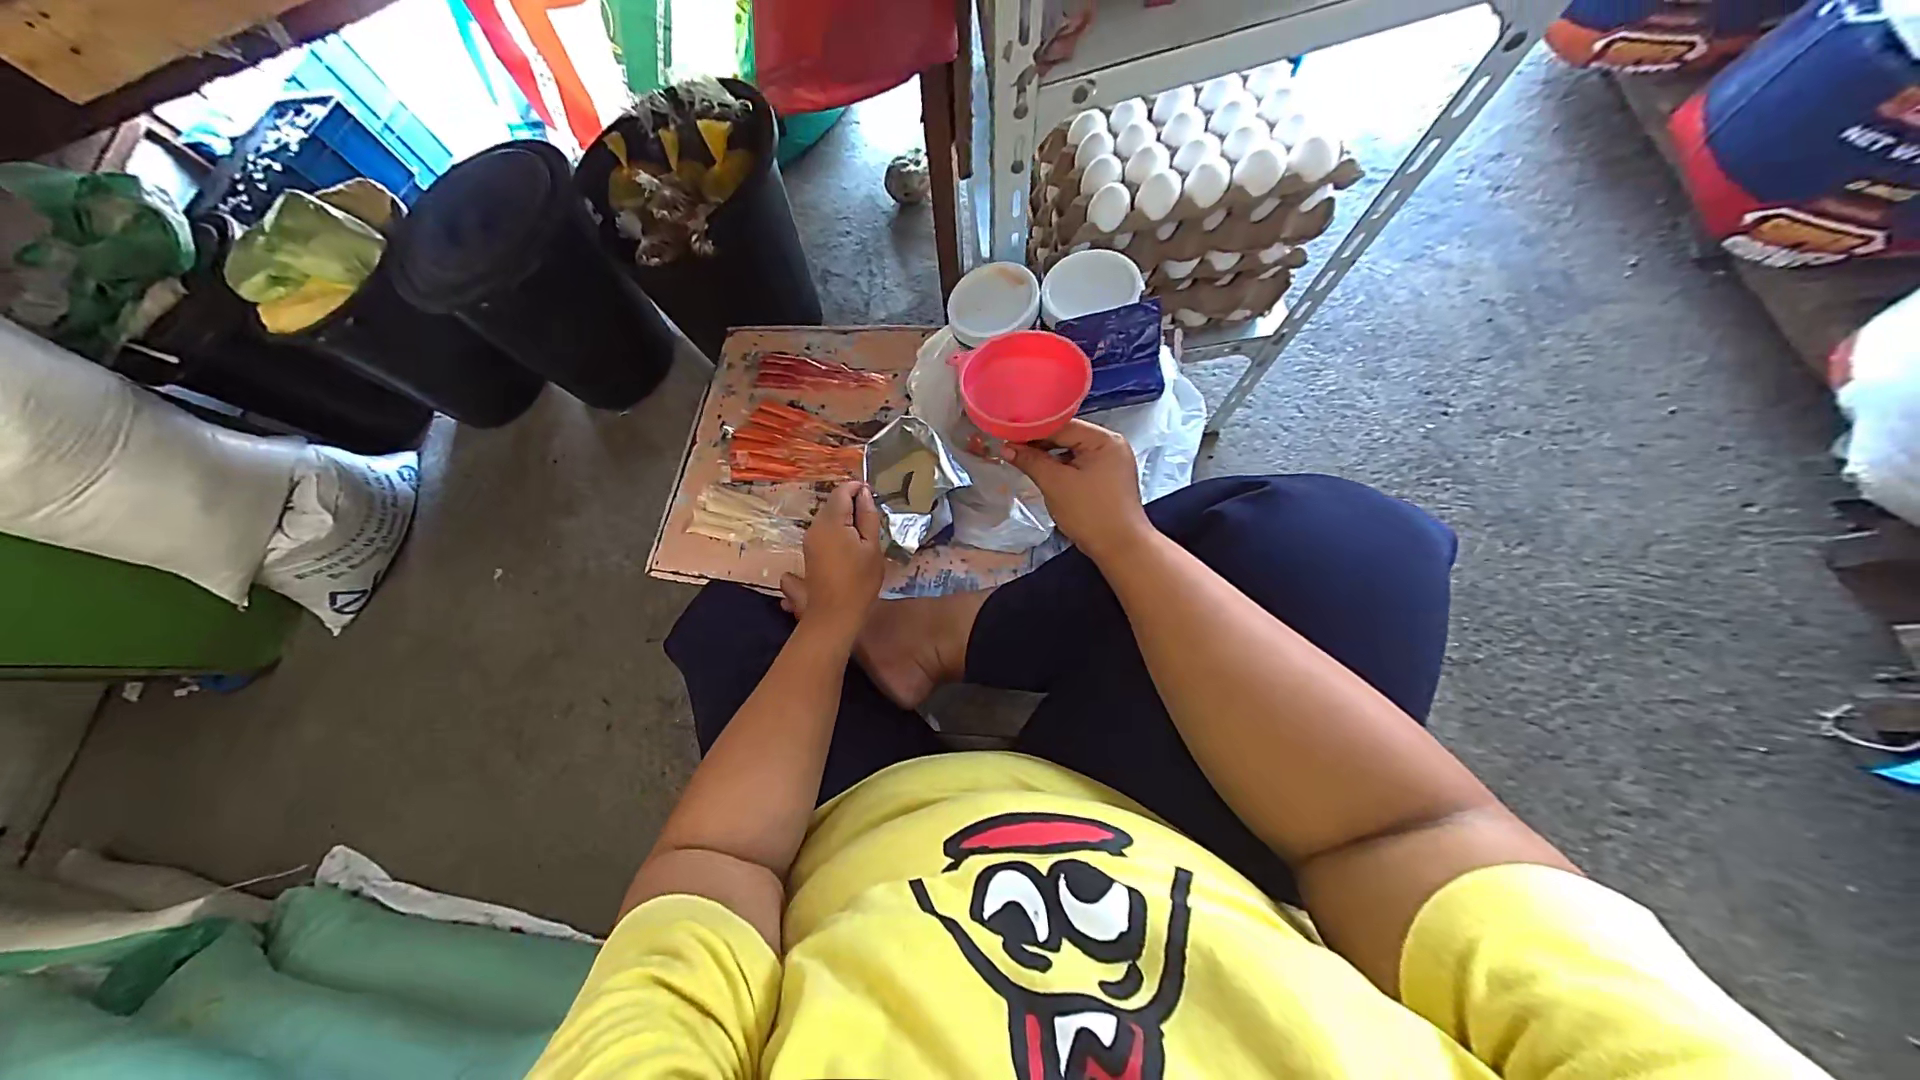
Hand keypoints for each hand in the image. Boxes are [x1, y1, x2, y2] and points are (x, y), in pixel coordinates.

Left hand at [781, 481, 885, 637]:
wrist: (835, 614)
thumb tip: (864, 494)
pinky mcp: (809, 550)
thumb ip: (868, 517)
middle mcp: (815, 526)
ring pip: (828, 516)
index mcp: (831, 522)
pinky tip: (853, 542)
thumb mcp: (872, 547)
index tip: (873, 494)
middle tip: (873, 514)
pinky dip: (839, 529)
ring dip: (845, 517)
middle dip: (851, 502)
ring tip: (865, 530)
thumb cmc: (860, 582)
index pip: (842, 492)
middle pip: (833, 503)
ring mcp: (809, 539)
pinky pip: (825, 530)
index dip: (857, 488)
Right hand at [1001, 419, 1153, 562]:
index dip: (1031, 430)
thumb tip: (1006, 448)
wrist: (1121, 548)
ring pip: (1072, 451)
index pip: (1061, 425)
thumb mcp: (1055, 484)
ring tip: (1021, 458)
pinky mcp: (1108, 477)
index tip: (1005, 434)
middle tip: (1009, 447)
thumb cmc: (1089, 513)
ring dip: (1048, 455)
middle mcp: (1110, 444)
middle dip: (1039, 443)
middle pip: (1068, 436)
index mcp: (1103, 439)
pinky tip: (1042, 471)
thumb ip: (1030, 461)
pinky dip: (1060, 467)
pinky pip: (1079, 464)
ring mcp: (1111, 461)